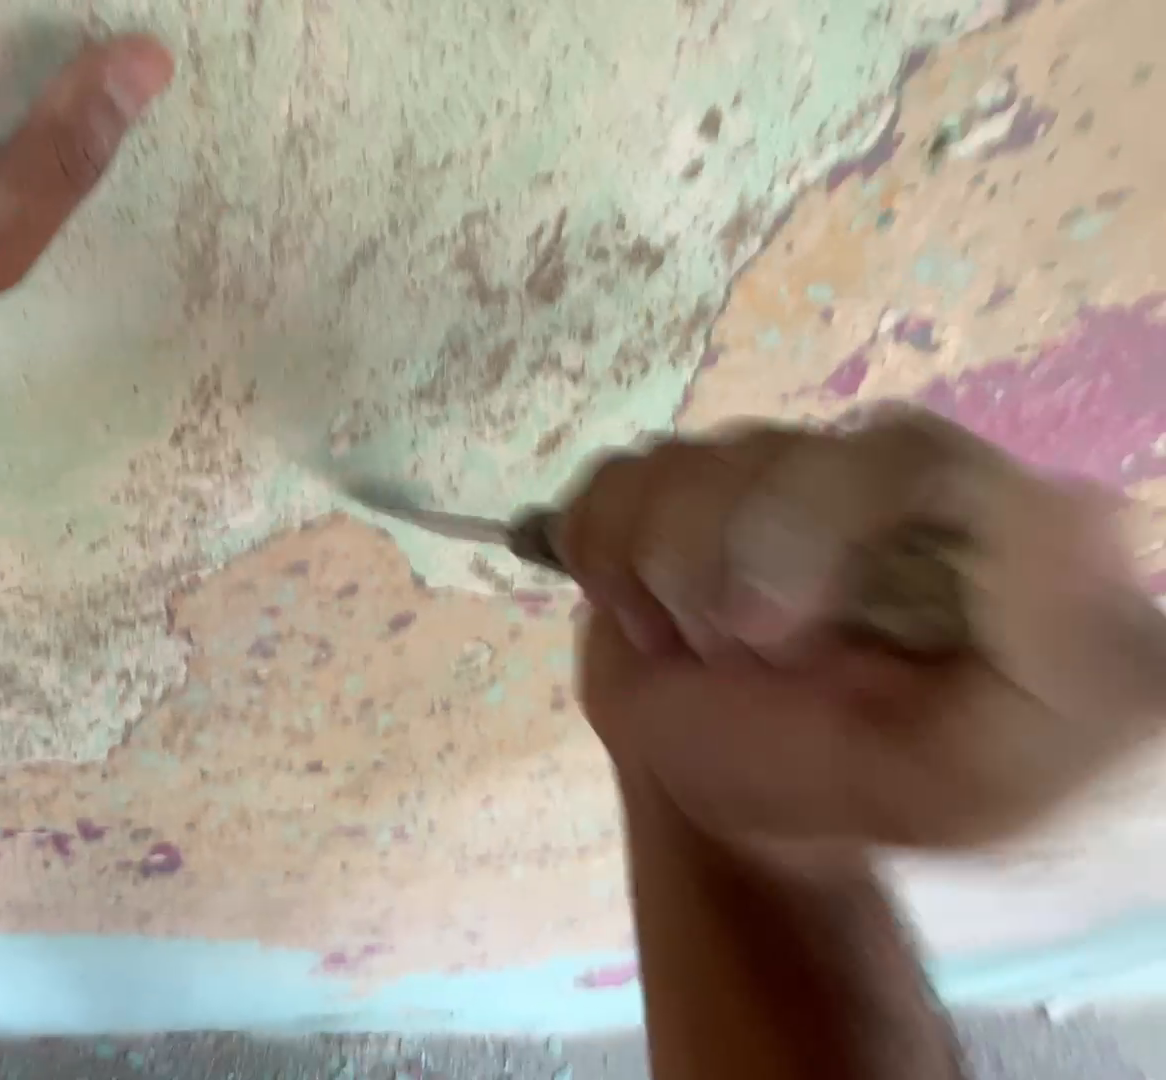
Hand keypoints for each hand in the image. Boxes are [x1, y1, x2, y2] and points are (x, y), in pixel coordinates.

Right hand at [561, 405, 1165, 853]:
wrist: (705, 787)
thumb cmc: (831, 786)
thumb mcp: (976, 772)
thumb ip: (1057, 664)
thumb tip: (1067, 505)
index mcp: (968, 529)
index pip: (896, 452)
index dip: (808, 529)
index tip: (764, 637)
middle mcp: (858, 477)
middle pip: (760, 455)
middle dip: (710, 571)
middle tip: (726, 654)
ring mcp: (746, 476)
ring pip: (668, 468)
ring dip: (649, 578)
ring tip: (684, 641)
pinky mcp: (656, 493)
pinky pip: (604, 486)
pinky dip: (599, 561)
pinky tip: (636, 609)